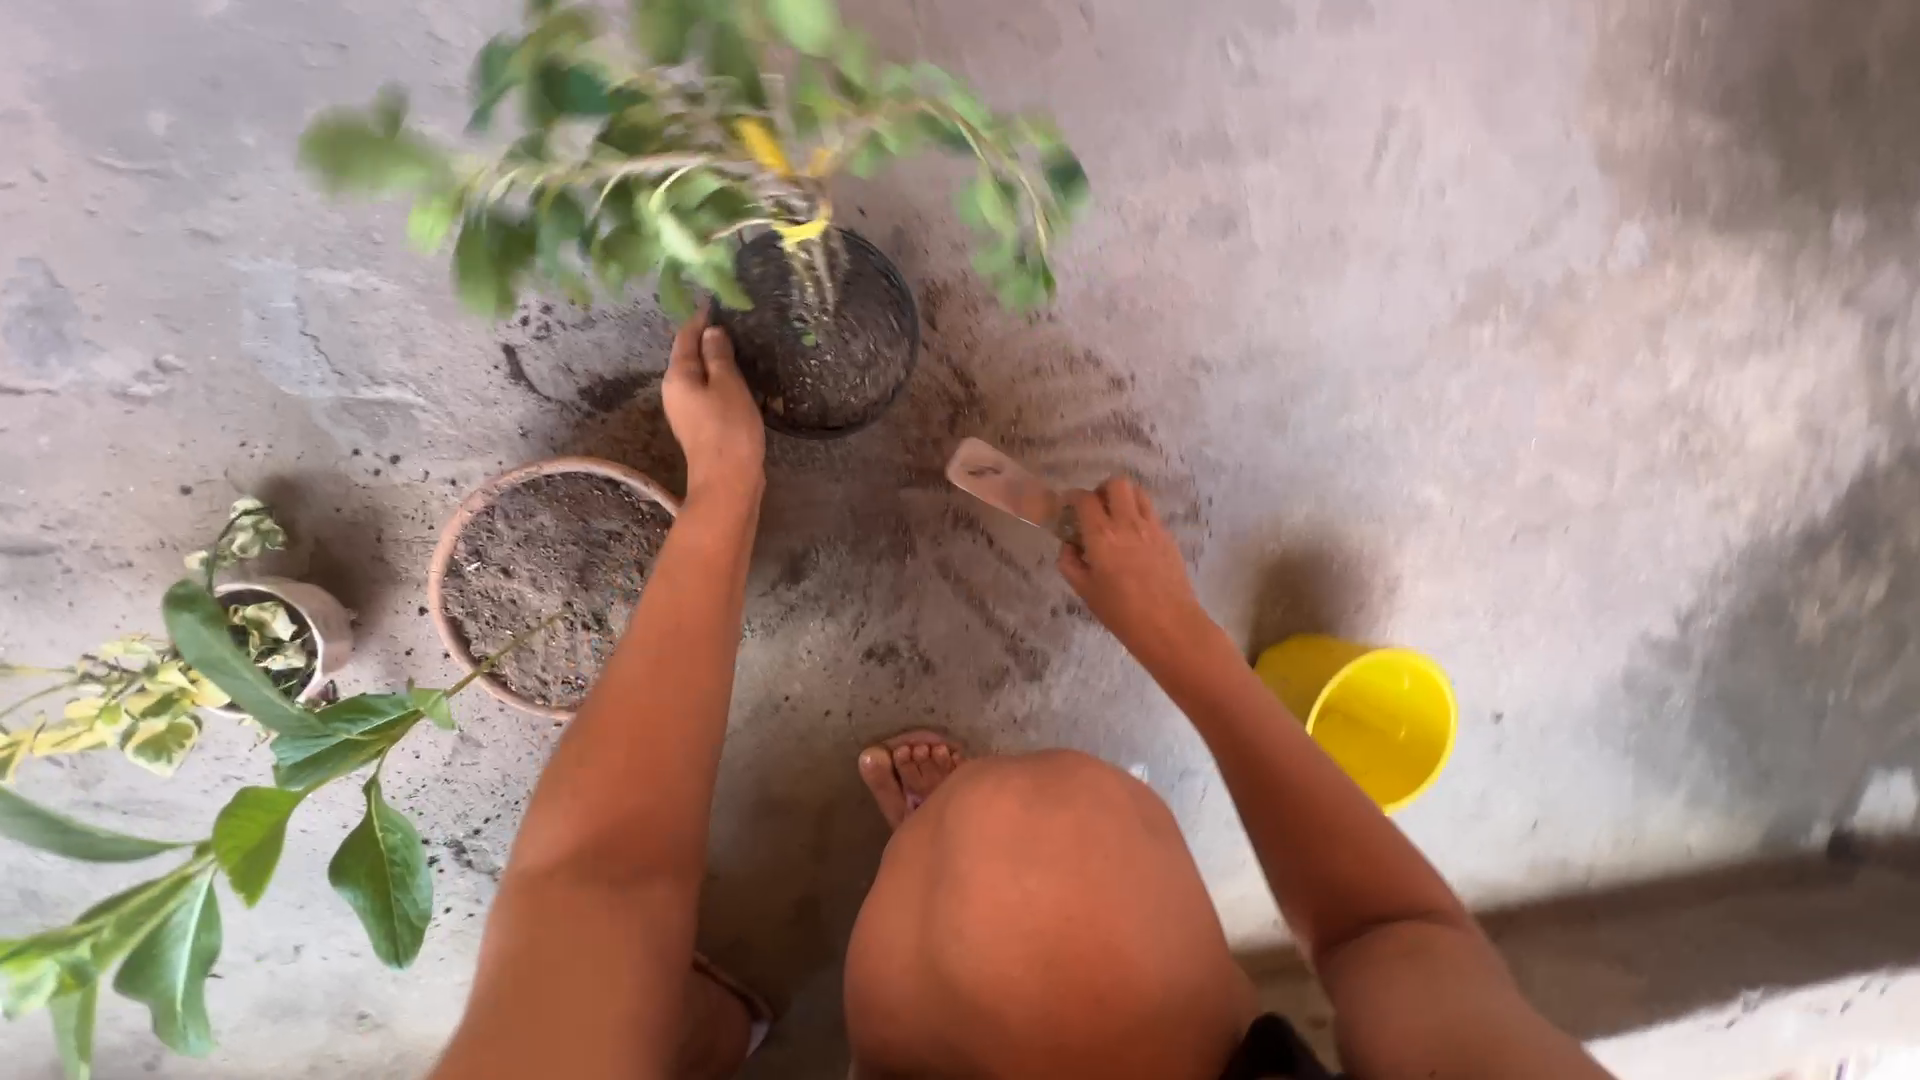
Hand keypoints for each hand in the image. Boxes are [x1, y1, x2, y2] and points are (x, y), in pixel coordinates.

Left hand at [663, 306, 764, 501]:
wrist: (728, 480)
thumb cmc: (729, 428)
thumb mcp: (728, 384)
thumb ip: (718, 355)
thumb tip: (711, 331)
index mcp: (677, 376)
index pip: (685, 336)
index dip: (700, 318)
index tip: (716, 301)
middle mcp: (674, 391)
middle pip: (689, 356)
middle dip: (707, 340)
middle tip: (733, 323)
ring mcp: (686, 411)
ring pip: (699, 377)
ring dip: (715, 363)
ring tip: (739, 349)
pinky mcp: (701, 426)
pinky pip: (708, 394)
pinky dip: (720, 382)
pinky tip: (738, 381)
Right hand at [1058, 476, 1213, 660]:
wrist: (1169, 626)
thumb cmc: (1121, 613)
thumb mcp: (1085, 591)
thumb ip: (1070, 563)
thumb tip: (1069, 546)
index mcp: (1102, 536)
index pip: (1084, 499)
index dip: (1072, 497)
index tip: (1068, 507)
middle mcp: (1127, 523)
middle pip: (1117, 483)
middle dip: (1101, 490)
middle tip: (1095, 509)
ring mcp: (1152, 528)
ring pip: (1138, 493)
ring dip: (1123, 498)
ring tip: (1116, 519)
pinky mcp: (1168, 537)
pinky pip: (1151, 514)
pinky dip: (1138, 516)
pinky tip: (1134, 540)